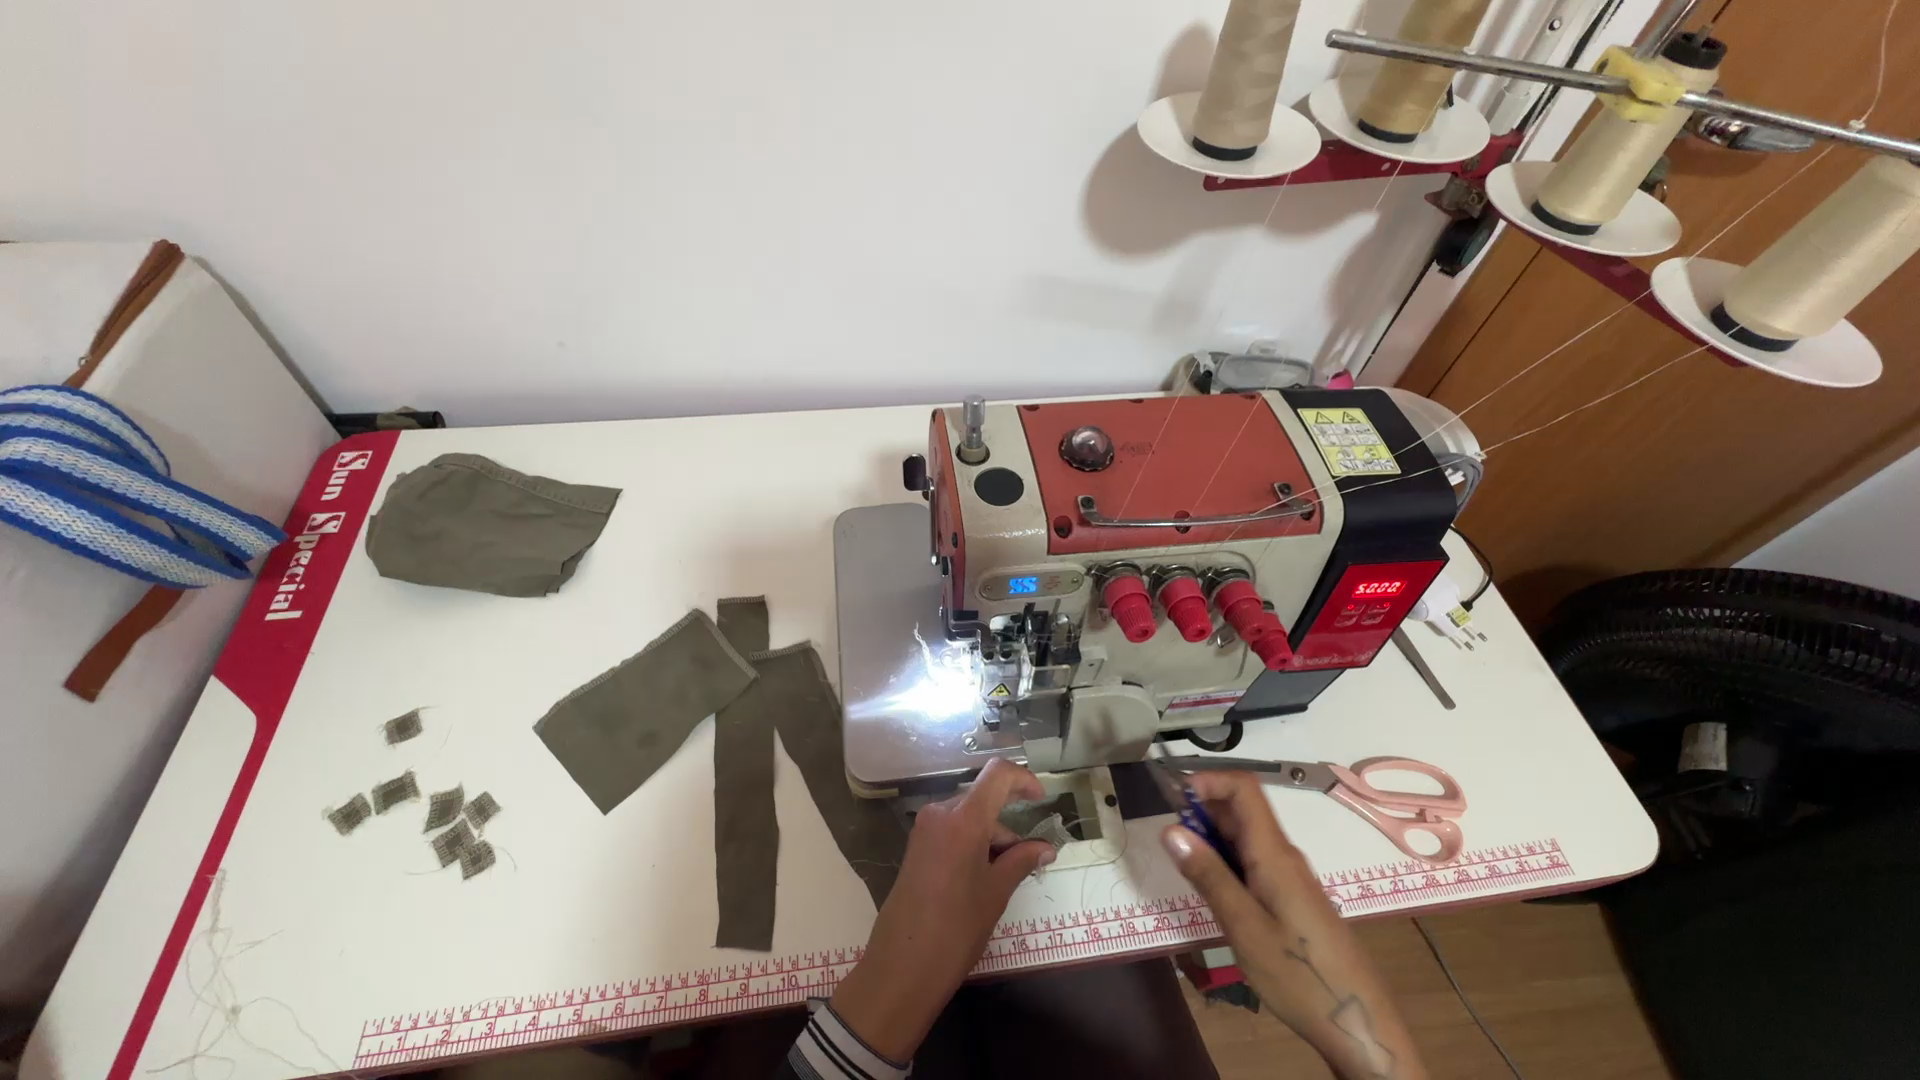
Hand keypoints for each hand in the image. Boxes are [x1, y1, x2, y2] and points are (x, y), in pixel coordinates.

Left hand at [831, 758, 1057, 1061]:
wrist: (901, 965)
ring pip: (969, 819)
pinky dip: (972, 845)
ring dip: (991, 839)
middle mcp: (940, 814)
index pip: (997, 774)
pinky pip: (952, 831)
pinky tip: (981, 879)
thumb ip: (1022, 860)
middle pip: (983, 801)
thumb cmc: (956, 928)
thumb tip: (1046, 847)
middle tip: (1028, 862)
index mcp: (963, 819)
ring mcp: (924, 829)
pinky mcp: (916, 846)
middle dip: (1008, 826)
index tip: (1041, 800)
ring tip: (1003, 881)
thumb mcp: (996, 892)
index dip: (1023, 779)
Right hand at [1163, 771, 1427, 1079]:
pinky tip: (1212, 891)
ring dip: (1211, 838)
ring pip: (1245, 838)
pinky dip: (1225, 862)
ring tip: (1183, 866)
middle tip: (1168, 838)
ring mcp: (1289, 878)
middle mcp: (1284, 856)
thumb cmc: (1299, 976)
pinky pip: (1253, 862)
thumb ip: (1208, 876)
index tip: (1173, 798)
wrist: (1360, 1026)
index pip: (1244, 789)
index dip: (1208, 781)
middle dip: (1201, 811)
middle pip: (1241, 810)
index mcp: (1274, 854)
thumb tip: (1170, 829)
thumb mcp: (1243, 927)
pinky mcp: (1291, 898)